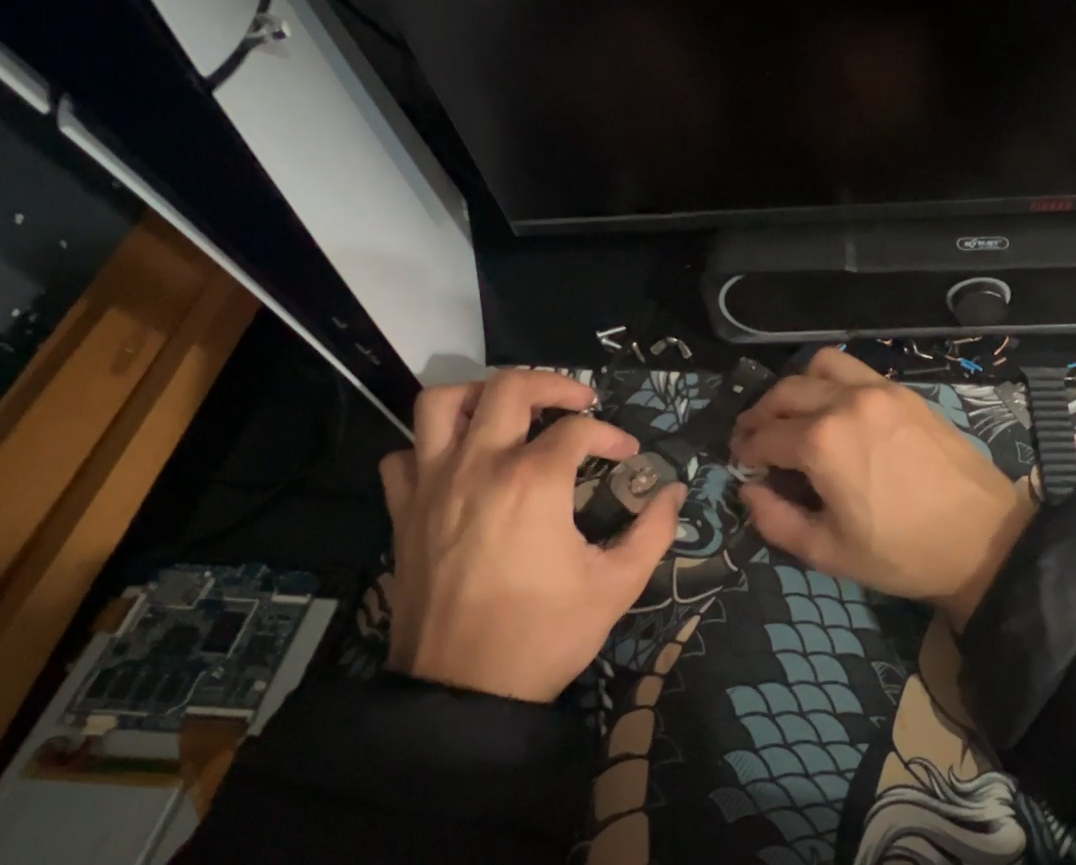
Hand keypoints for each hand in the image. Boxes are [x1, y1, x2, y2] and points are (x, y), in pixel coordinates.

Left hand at [378, 370, 682, 701]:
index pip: (578, 428)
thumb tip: (672, 491)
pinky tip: (458, 466)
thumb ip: (654, 530)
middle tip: (578, 404)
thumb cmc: (545, 634)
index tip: (627, 457)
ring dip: (480, 395)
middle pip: (509, 387)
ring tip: (509, 412)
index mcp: (535, 481)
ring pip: (441, 403)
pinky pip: (403, 456)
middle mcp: (479, 466)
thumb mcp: (618, 585)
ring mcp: (432, 485)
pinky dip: (428, 448)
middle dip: (553, 384)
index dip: (611, 435)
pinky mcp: (403, 512)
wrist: (463, 693)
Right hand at [730, 349, 1034, 628]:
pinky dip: (833, 381)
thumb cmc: (902, 552)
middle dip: (761, 415)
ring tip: (796, 417)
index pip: (764, 435)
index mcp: (822, 442)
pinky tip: (836, 411)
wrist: (982, 536)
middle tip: (756, 440)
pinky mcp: (905, 392)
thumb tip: (749, 490)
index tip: (741, 463)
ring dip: (797, 387)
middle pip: (784, 392)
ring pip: (820, 366)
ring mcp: (879, 391)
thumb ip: (775, 520)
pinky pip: (856, 370)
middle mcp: (846, 402)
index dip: (744, 450)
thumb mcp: (828, 551)